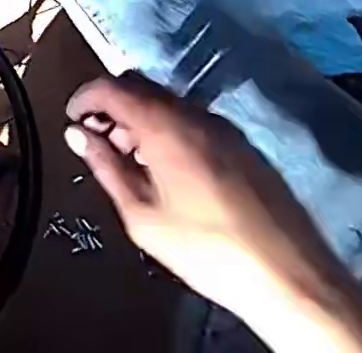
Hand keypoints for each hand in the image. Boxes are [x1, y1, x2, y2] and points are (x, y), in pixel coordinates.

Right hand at [65, 74, 361, 352]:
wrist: (290, 276)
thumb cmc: (205, 248)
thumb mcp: (142, 215)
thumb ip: (105, 167)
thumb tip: (77, 134)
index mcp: (162, 124)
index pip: (110, 86)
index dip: (84, 97)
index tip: (72, 118)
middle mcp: (190, 111)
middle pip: (137, 85)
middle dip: (110, 105)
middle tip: (97, 138)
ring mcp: (219, 124)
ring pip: (164, 101)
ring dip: (138, 116)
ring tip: (128, 157)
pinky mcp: (239, 141)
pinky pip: (189, 117)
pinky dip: (165, 126)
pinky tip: (164, 165)